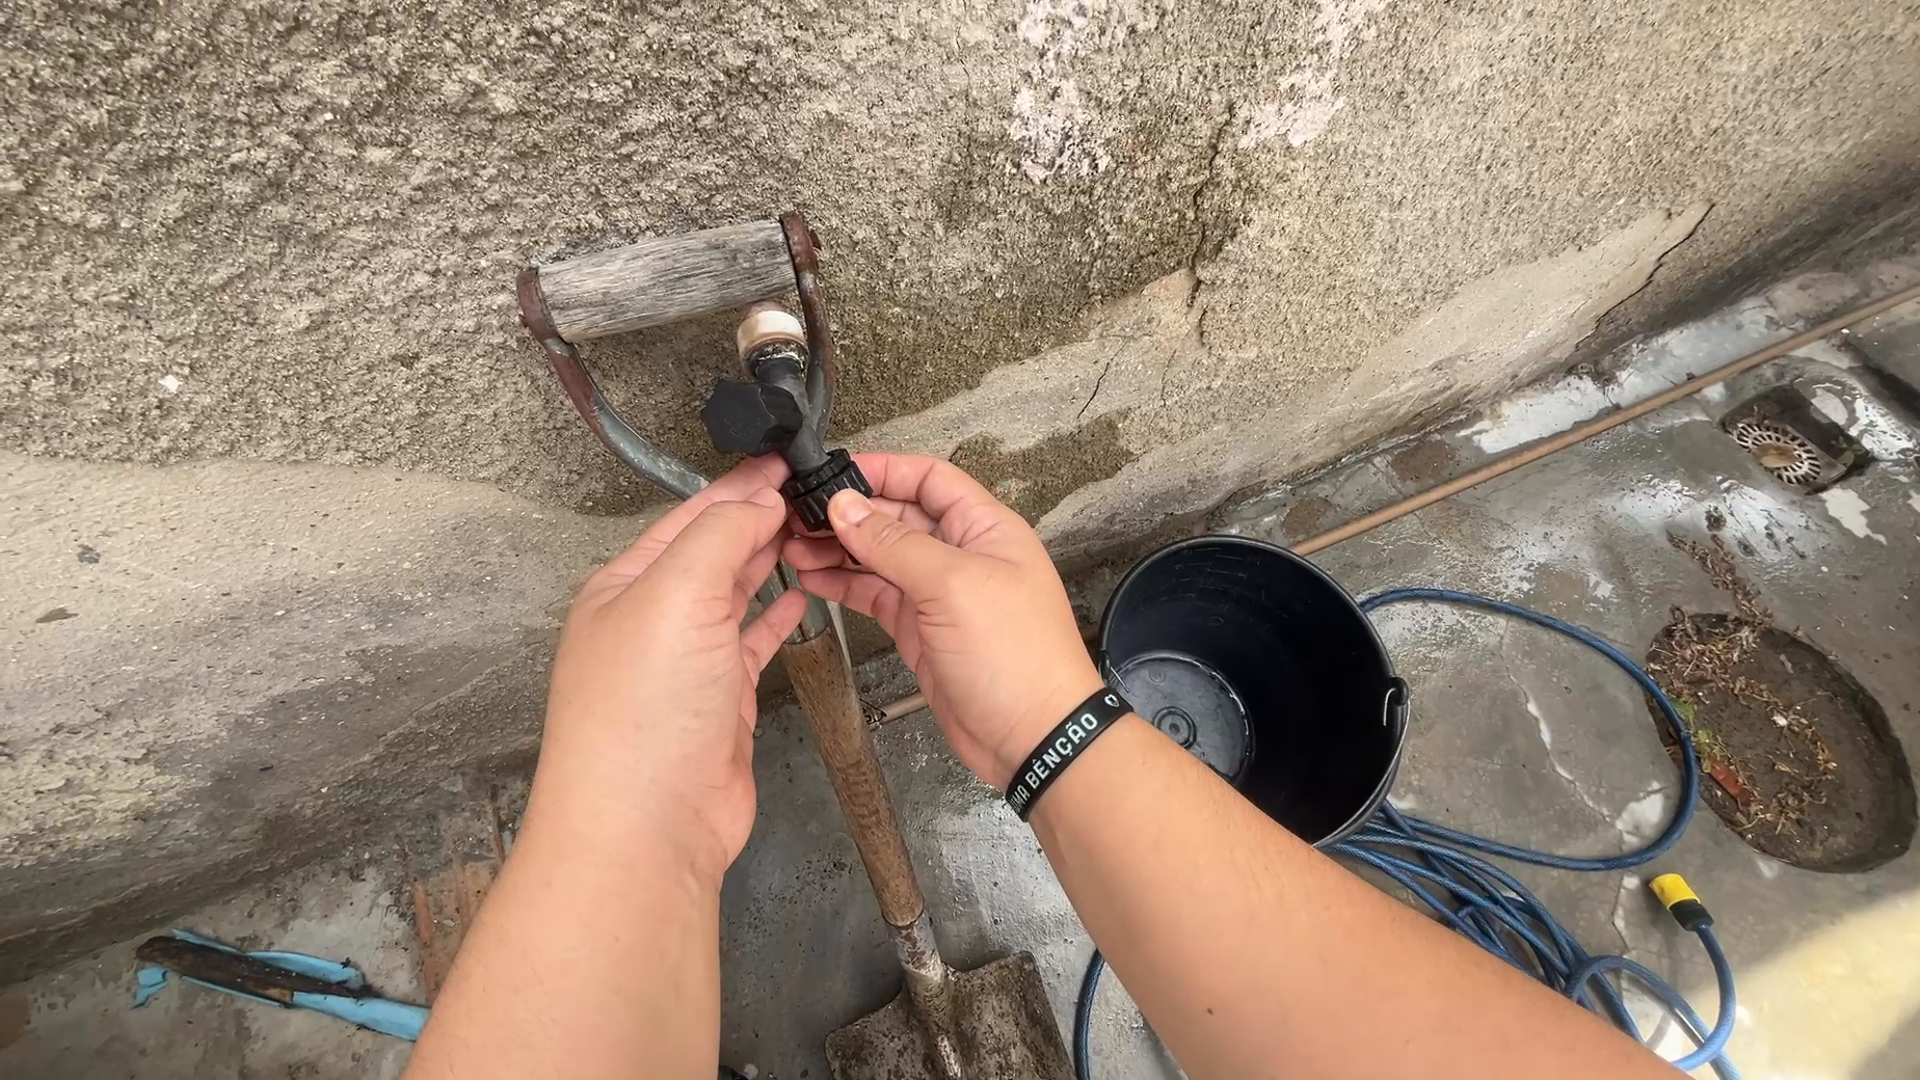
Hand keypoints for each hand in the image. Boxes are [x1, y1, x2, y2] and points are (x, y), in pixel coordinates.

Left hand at [531, 457, 807, 884]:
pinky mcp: (721, 695)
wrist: (650, 825)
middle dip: (759, 516)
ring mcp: (689, 659)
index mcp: (629, 584)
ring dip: (769, 559)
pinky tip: (797, 594)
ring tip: (809, 532)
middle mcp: (655, 617)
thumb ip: (720, 536)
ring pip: (735, 591)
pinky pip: (753, 638)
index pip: (692, 516)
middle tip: (808, 491)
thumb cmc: (645, 714)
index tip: (784, 461)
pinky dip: (776, 612)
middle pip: (714, 549)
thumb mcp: (677, 597)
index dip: (741, 485)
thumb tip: (758, 502)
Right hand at [782, 454, 1101, 788]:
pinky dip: (846, 584)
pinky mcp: (921, 627)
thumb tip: (849, 507)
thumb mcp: (953, 586)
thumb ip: (896, 543)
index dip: (884, 470)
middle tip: (802, 515)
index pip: (930, 479)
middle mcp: (962, 554)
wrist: (1031, 735)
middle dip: (852, 513)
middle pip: (899, 516)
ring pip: (882, 556)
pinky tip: (814, 579)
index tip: (837, 472)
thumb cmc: (1017, 656)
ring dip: (840, 549)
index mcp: (984, 528)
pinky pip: (877, 594)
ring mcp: (940, 592)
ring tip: (795, 547)